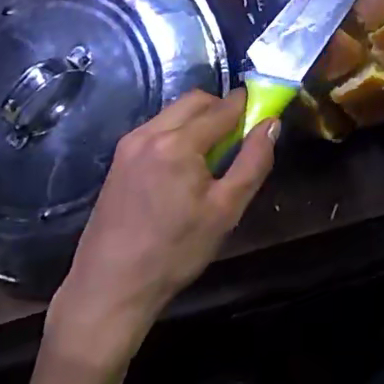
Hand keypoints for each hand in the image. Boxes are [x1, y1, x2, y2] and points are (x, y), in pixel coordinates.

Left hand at [47, 90, 277, 364]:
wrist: (113, 282)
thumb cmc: (175, 251)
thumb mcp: (225, 211)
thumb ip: (252, 162)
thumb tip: (271, 124)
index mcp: (177, 143)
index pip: (220, 109)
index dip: (245, 105)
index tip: (264, 108)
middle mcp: (149, 132)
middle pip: (193, 101)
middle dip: (220, 108)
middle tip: (240, 134)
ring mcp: (129, 143)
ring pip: (172, 113)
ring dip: (197, 120)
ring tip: (213, 155)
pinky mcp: (119, 156)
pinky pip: (155, 129)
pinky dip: (176, 133)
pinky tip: (184, 165)